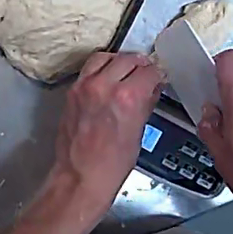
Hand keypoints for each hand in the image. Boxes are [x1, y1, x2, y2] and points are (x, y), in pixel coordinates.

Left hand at [47, 52, 162, 220]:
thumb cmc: (110, 164)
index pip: (149, 71)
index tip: (159, 76)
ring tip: (127, 69)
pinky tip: (108, 76)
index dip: (158, 73)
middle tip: (147, 71)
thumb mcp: (139, 132)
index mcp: (127, 98)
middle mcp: (104, 87)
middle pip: (129, 59)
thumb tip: (151, 90)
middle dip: (142, 64)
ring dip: (120, 61)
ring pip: (106, 57)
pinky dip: (101, 67)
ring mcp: (85, 87)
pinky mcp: (73, 91)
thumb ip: (146, 104)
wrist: (81, 176)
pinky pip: (89, 68)